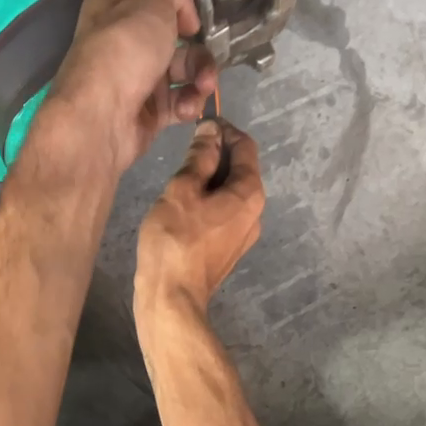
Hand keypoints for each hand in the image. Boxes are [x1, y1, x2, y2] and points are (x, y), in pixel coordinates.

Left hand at [47, 0, 219, 174]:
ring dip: (201, 75)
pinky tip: (186, 109)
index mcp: (117, 6)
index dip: (176, 1)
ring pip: (182, 72)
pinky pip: (178, 104)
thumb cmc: (125, 47)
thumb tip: (181, 9)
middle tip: (207, 52)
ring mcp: (136, 80)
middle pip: (173, 37)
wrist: (101, 119)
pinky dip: (188, 105)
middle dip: (198, 45)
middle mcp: (125, 42)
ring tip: (205, 85)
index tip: (191, 15)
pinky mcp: (147, 115)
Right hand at [135, 120, 264, 309]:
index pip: (245, 146)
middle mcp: (255, 214)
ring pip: (229, 196)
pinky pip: (221, 217)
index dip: (223, 130)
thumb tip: (211, 132)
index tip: (199, 125)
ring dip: (208, 183)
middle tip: (184, 155)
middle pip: (240, 171)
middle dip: (215, 157)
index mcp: (250, 193)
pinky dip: (207, 206)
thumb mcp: (181, 189)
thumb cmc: (174, 240)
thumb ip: (199, 157)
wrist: (171, 299)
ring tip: (179, 184)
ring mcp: (242, 237)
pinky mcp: (227, 254)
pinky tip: (183, 211)